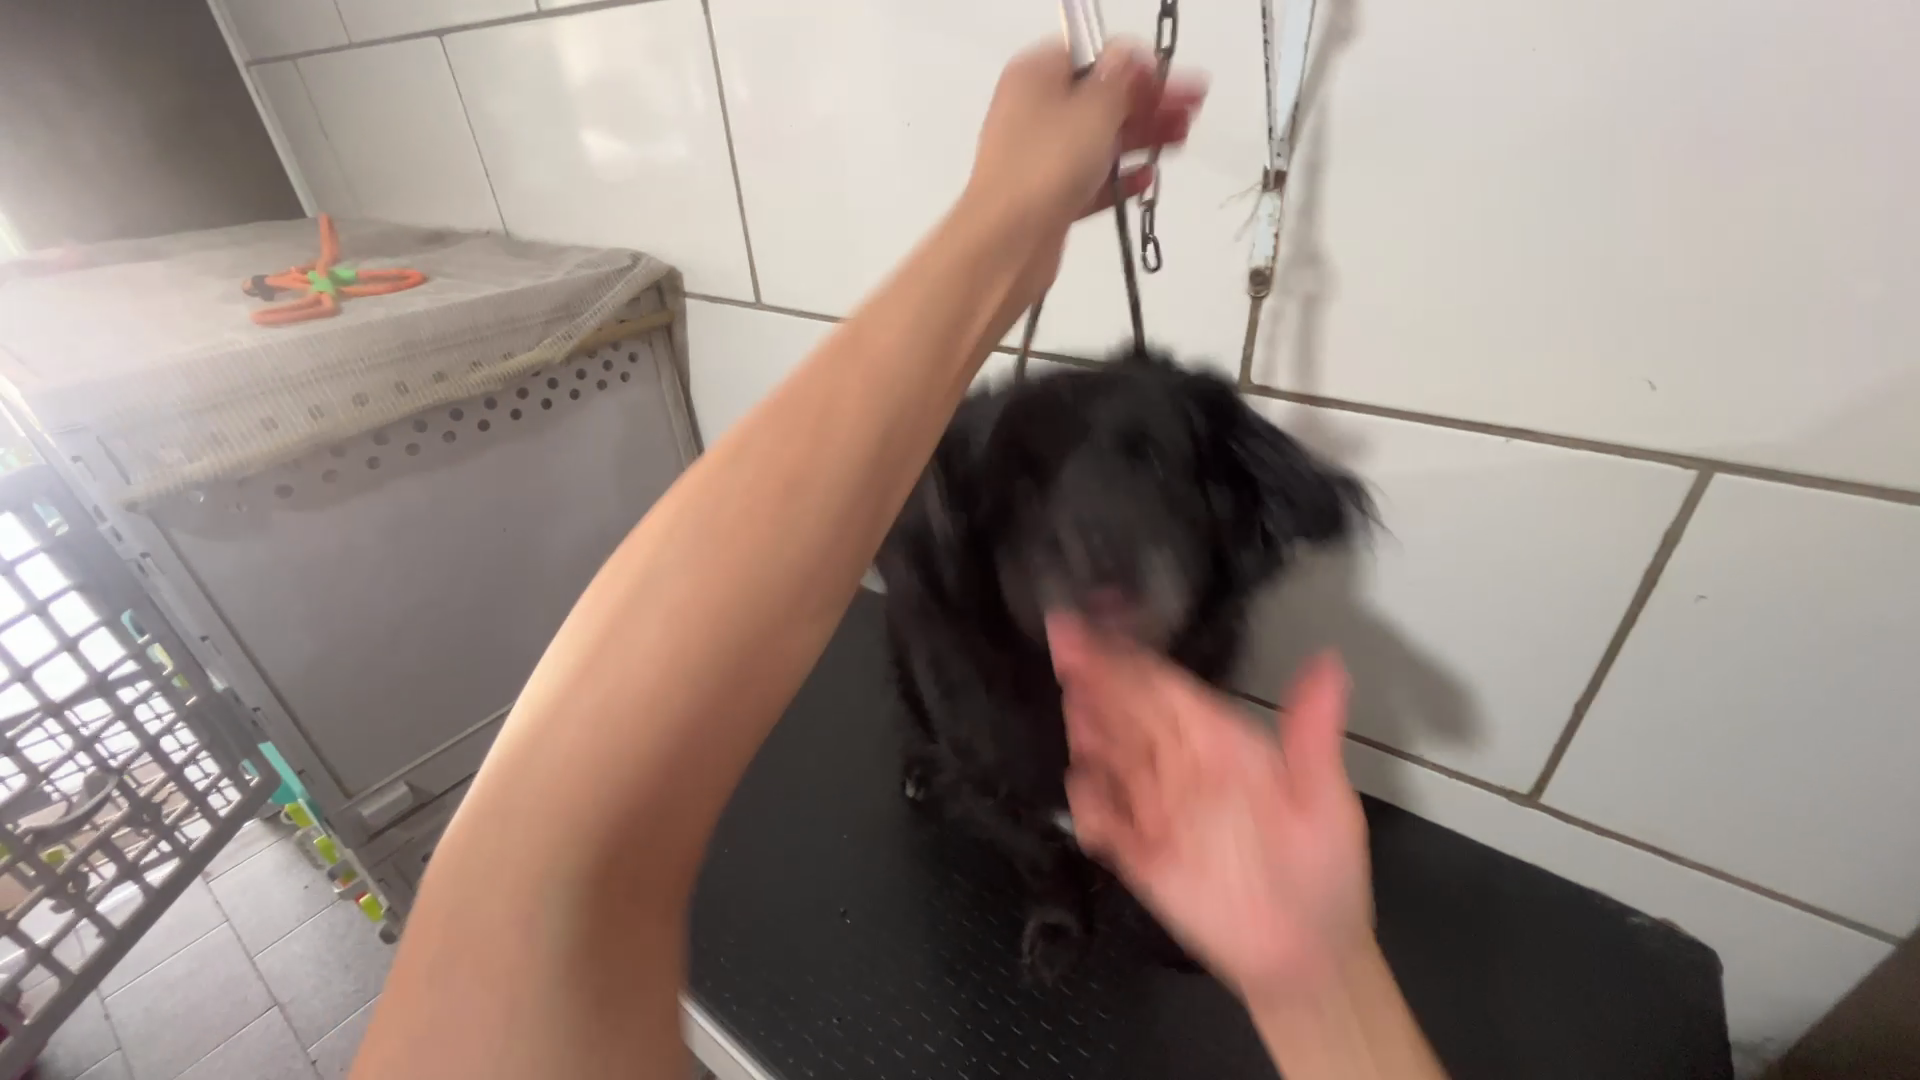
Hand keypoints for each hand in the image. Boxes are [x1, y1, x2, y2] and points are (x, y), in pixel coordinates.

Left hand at [962, 42, 1206, 299]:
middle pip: (1099, 101)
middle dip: (1146, 104)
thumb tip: (1127, 58)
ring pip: (1097, 142)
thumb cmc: (1047, 166)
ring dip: (1139, 139)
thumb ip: (1118, 80)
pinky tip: (1146, 179)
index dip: (1133, 66)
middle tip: (1191, 110)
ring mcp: (1039, 161)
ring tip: (1180, 140)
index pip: (1093, 56)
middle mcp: (1034, 114)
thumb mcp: (1092, 108)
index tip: (1169, 80)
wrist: (1007, 244)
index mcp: (1036, 76)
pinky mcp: (1048, 201)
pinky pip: (1089, 183)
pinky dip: (1117, 179)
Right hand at [1047, 615, 1373, 1003]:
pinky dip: (1089, 803)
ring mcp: (1154, 809)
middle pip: (1128, 713)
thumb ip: (1313, 733)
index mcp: (1220, 745)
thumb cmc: (1322, 874)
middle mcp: (1180, 767)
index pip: (1167, 691)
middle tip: (1065, 642)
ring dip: (1087, 728)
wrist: (1306, 959)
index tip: (1098, 626)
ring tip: (1074, 705)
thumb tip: (1329, 661)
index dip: (1132, 658)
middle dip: (1095, 677)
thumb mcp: (1327, 800)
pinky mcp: (1137, 853)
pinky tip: (1084, 786)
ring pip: (1108, 756)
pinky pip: (1103, 820)